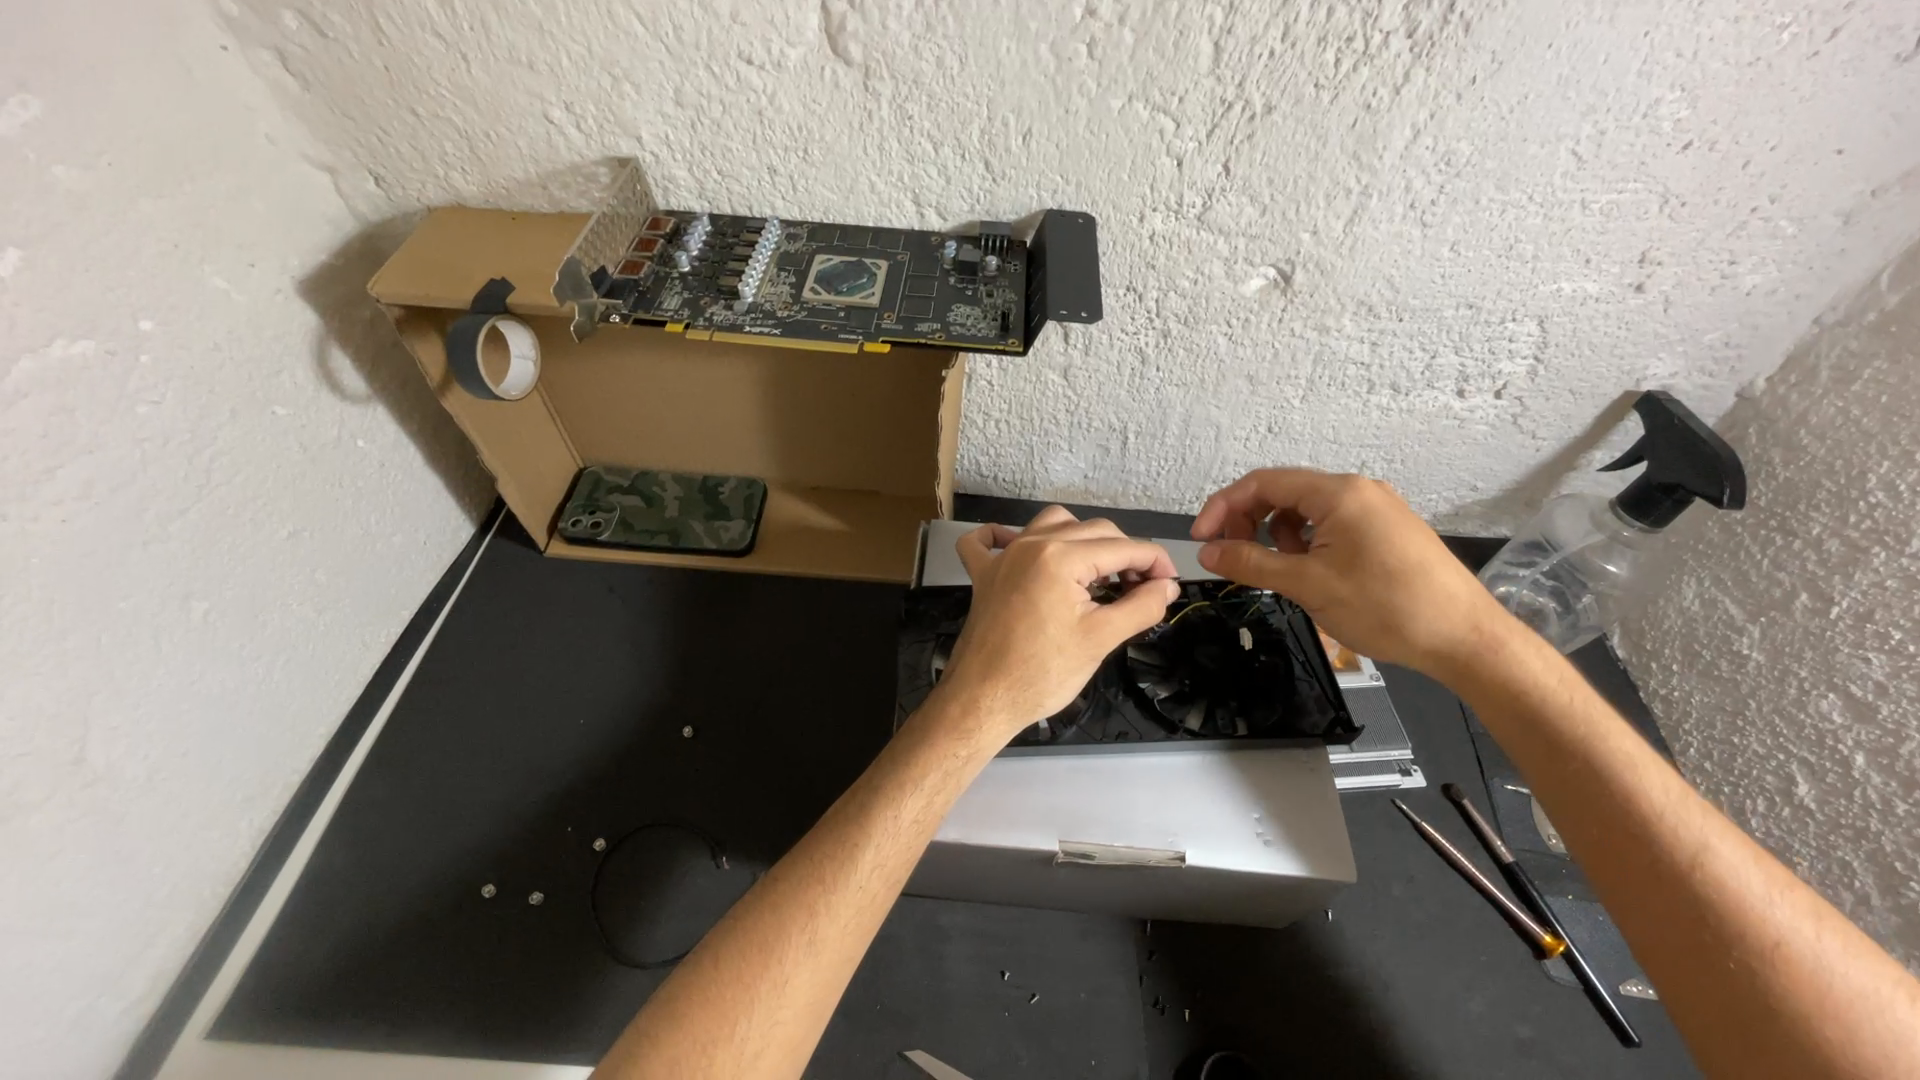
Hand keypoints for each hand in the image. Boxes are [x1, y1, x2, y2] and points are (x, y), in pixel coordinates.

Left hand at [937, 506, 1179, 743]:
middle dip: (1126, 553)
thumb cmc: (1041, 674)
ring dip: (1081, 539)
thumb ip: (1141, 606)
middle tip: (1142, 588)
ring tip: (1098, 574)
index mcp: (1061, 557)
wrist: (982, 700)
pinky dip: (1005, 537)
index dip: (1156, 562)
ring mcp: (1003, 557)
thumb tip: (1167, 587)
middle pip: (1094, 530)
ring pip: (1052, 524)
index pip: (1124, 546)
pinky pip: (988, 540)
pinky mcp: (984, 575)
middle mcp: (1031, 544)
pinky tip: (1024, 550)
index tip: (1170, 585)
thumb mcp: (1101, 639)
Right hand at [1191, 469, 1514, 678]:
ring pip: (1306, 511)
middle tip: (1231, 557)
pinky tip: (1311, 573)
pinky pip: (1331, 525)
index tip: (1201, 542)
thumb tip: (1207, 553)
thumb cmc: (1384, 607)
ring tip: (1279, 571)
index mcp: (1338, 493)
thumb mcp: (1308, 585)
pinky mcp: (1387, 531)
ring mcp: (1377, 509)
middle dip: (1248, 521)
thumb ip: (1251, 564)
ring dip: (1277, 535)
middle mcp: (1358, 490)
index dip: (1223, 508)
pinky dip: (1307, 543)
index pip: (1262, 483)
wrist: (1464, 638)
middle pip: (1283, 492)